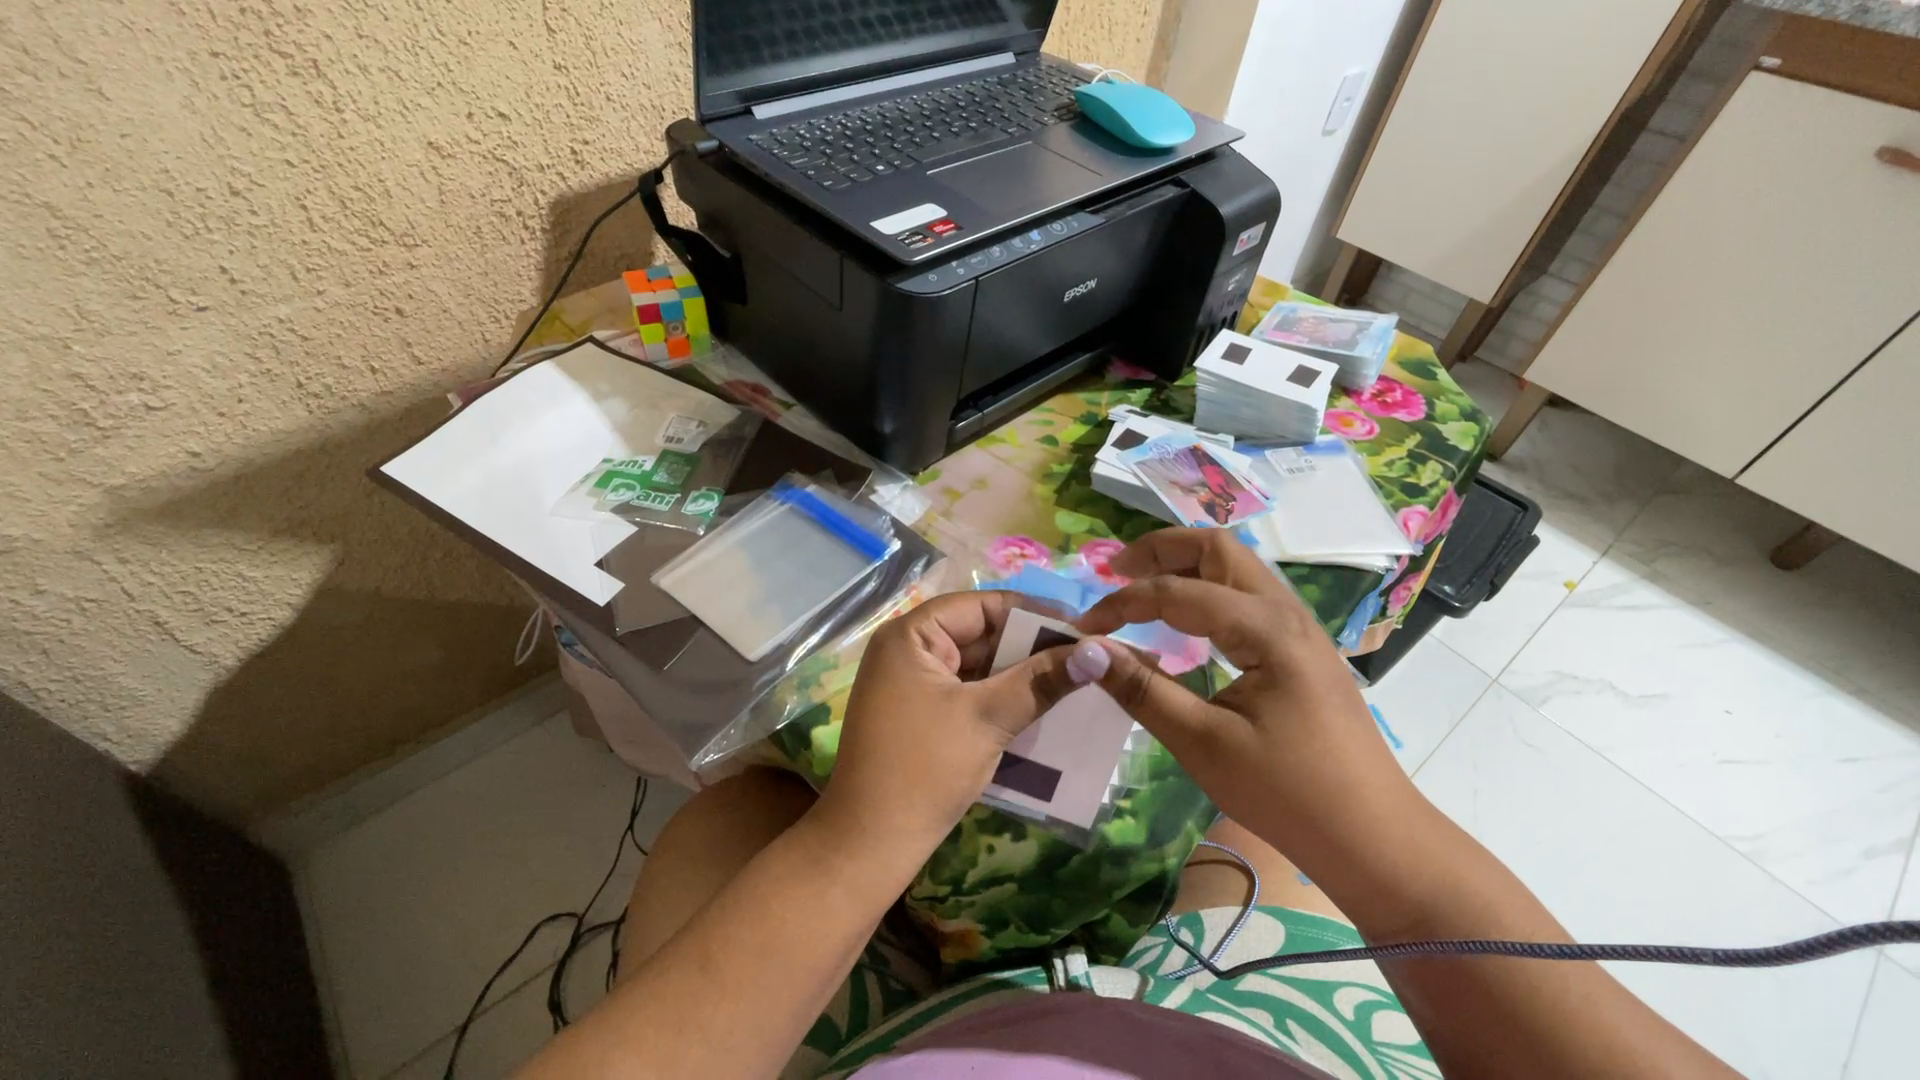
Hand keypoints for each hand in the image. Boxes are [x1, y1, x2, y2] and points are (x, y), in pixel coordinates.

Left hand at [823, 590, 1096, 845]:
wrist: (871, 843)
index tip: (1084, 626)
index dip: (1034, 613)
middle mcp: (908, 650)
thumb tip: (1096, 652)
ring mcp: (913, 684)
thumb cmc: (924, 769)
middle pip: (981, 633)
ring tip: (1076, 680)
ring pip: (979, 665)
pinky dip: (1003, 698)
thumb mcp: (988, 718)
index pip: (982, 606)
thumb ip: (1040, 681)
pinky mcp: (922, 715)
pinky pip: (970, 693)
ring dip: (1021, 674)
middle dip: (1032, 646)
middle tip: (1088, 656)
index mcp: (911, 635)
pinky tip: (1044, 708)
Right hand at [1074, 528, 1417, 860]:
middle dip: (1161, 551)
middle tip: (1114, 572)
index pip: (1176, 592)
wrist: (1371, 836)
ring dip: (1187, 566)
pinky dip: (1209, 591)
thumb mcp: (1202, 742)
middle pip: (1218, 549)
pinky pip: (1250, 597)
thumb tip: (1087, 649)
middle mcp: (1286, 612)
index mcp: (1265, 628)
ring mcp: (1301, 630)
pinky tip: (1187, 622)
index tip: (1081, 629)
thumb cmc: (1286, 791)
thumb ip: (1142, 688)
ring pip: (1238, 569)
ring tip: (1142, 586)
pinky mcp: (1303, 651)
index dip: (1122, 604)